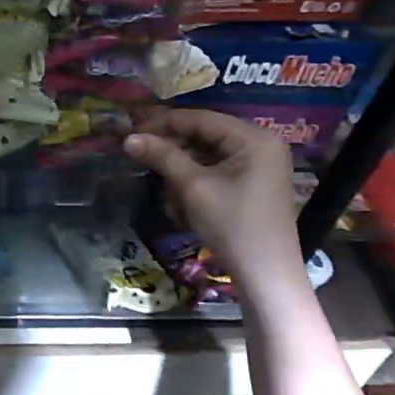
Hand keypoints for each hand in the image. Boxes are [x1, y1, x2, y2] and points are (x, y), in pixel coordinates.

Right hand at [123, 109, 307, 288]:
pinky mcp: (253, 188)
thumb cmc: (232, 224)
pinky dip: (196, 184)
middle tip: (140, 157)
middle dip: (174, 151)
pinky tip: (181, 205)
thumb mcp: (193, 187)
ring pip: (208, 158)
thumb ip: (163, 157)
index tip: (133, 130)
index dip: (165, 123)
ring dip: (182, 172)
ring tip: (166, 193)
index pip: (202, 119)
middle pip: (205, 137)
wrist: (265, 276)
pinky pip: (217, 174)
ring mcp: (259, 168)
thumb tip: (129, 138)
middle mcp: (260, 146)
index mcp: (253, 138)